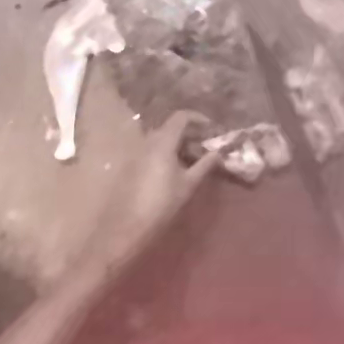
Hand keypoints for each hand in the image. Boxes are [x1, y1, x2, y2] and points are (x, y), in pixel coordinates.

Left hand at [75, 112, 220, 279]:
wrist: (126, 226)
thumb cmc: (161, 203)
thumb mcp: (188, 184)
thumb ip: (204, 165)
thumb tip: (218, 153)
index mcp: (163, 141)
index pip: (181, 117)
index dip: (199, 119)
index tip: (212, 129)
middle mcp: (148, 141)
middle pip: (171, 127)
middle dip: (191, 133)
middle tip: (206, 145)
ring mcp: (137, 153)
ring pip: (162, 139)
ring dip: (179, 144)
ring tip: (195, 159)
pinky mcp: (132, 165)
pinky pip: (153, 150)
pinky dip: (168, 152)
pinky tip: (177, 169)